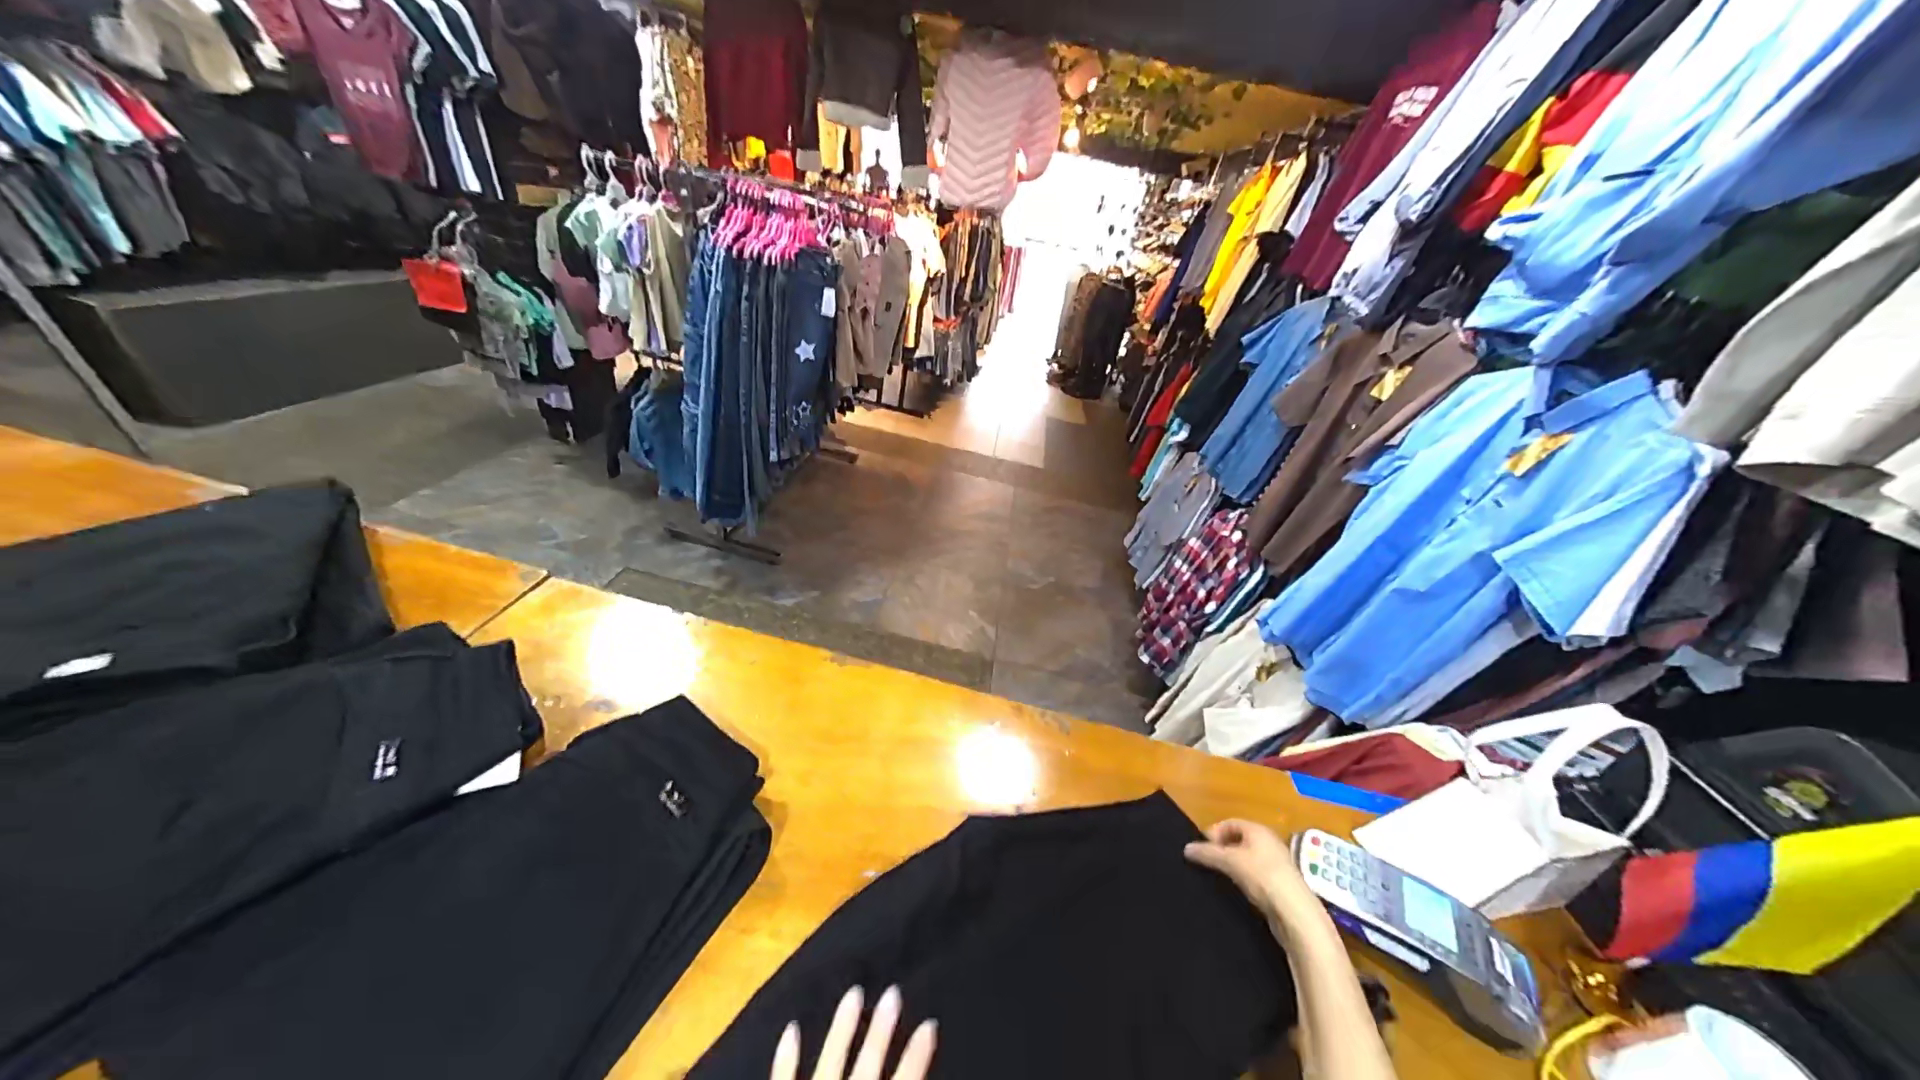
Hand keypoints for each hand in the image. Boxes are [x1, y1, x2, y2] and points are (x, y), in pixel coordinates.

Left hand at [771, 985, 936, 1079]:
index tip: (930, 1023)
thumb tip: (932, 1074)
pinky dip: (786, 1057)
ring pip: (830, 1062)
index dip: (917, 1055)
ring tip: (854, 991)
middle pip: (868, 1065)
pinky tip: (791, 1029)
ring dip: (842, 1028)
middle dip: (881, 1028)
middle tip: (893, 990)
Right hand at [1184, 820, 1334, 946]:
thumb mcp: (1229, 861)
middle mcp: (1269, 843)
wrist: (1296, 913)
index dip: (1214, 832)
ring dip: (1232, 866)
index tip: (1201, 848)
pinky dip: (1243, 879)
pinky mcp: (1280, 885)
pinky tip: (1237, 891)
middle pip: (1239, 840)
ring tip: (1219, 878)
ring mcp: (1276, 864)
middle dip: (1221, 849)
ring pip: (1247, 859)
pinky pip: (1255, 876)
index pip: (1230, 823)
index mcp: (1258, 830)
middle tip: (1207, 862)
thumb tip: (1187, 848)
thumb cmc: (1262, 877)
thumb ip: (1207, 853)